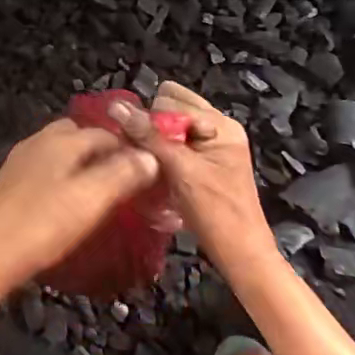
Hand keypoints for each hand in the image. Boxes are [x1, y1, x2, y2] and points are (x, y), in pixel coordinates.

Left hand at [0, 119, 161, 299]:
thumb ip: (122, 174)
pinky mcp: (13, 182)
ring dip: (87, 166)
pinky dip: (68, 178)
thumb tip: (149, 155)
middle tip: (134, 183)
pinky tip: (75, 203)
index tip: (156, 173)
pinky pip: (49, 169)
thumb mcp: (90, 199)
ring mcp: (22, 160)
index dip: (132, 148)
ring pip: (63, 152)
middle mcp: (39, 141)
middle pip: (80, 136)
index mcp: (60, 139)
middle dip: (108, 153)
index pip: (106, 132)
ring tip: (110, 195)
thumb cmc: (42, 224)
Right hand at [109, 83, 274, 277]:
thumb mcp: (179, 169)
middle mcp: (217, 125)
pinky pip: (174, 137)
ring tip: (155, 161)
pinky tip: (160, 167)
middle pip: (170, 103)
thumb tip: (115, 106)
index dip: (152, 121)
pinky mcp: (205, 157)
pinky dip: (162, 147)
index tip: (148, 149)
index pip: (169, 101)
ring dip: (155, 136)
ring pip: (170, 121)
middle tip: (152, 153)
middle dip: (154, 123)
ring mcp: (212, 141)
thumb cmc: (214, 211)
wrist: (240, 253)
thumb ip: (147, 135)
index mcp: (220, 124)